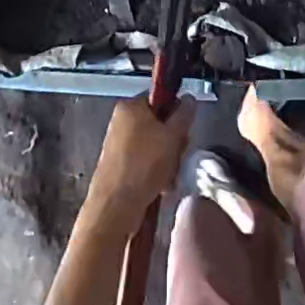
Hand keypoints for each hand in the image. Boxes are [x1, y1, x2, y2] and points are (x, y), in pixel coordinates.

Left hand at [86, 96, 194, 230]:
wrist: (115, 207)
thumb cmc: (144, 165)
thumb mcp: (172, 136)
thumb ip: (184, 114)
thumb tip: (189, 98)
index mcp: (130, 107)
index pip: (161, 97)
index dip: (177, 111)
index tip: (185, 128)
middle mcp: (122, 122)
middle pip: (160, 123)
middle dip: (174, 140)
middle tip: (178, 154)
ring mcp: (119, 145)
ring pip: (156, 145)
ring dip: (168, 159)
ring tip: (170, 175)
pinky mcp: (120, 166)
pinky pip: (146, 161)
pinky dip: (157, 171)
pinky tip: (163, 185)